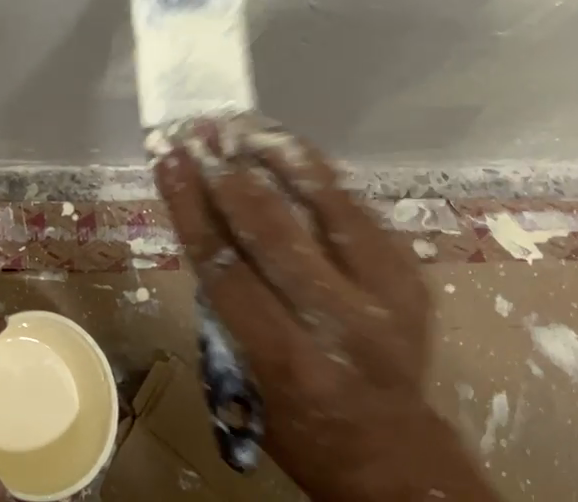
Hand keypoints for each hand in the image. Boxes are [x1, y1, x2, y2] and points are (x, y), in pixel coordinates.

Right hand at [153, 115, 497, 501]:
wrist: (392, 453)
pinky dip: (315, 173)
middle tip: (198, 134)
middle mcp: (342, 324)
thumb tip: (203, 211)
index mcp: (289, 360)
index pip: (227, 267)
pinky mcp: (410, 275)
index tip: (167, 160)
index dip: (191, 206)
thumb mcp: (244, 378)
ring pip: (324, 204)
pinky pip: (354, 208)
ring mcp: (386, 295)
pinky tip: (284, 146)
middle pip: (273, 229)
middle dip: (227, 174)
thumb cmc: (297, 423)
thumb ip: (227, 299)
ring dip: (274, 156)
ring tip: (239, 124)